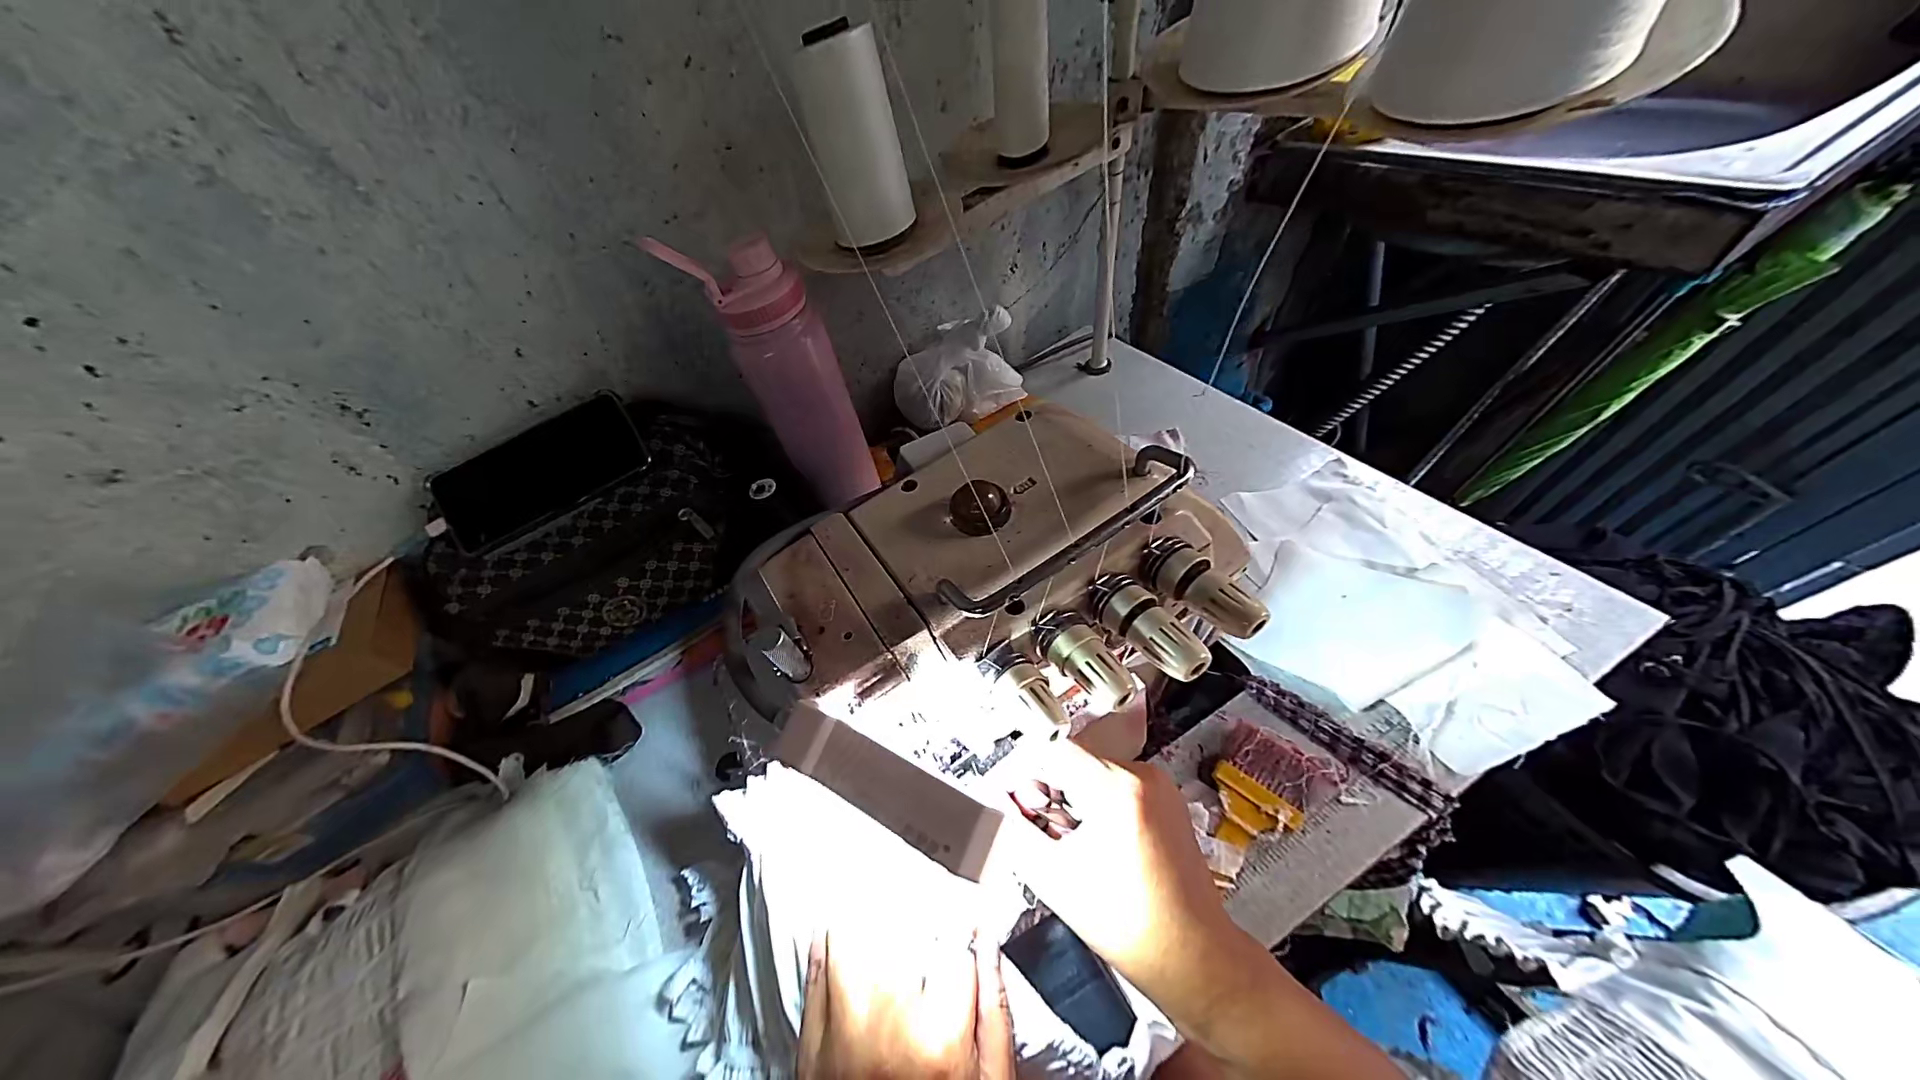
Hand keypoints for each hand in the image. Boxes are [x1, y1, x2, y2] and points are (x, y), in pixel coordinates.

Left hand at [797, 927, 1014, 1079]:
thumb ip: (995, 1008)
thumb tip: (987, 941)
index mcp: (938, 1038)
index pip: (954, 949)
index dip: (962, 939)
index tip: (961, 935)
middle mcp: (884, 1028)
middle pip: (898, 934)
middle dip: (913, 922)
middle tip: (920, 924)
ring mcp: (840, 1037)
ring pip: (851, 941)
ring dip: (868, 924)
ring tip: (881, 917)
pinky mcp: (810, 1050)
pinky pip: (815, 975)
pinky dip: (828, 947)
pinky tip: (840, 935)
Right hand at [1000, 741, 1400, 1079]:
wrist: (1190, 954)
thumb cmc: (1135, 927)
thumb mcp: (1053, 876)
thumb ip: (1015, 829)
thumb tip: (997, 801)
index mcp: (1119, 788)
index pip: (1055, 750)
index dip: (1023, 768)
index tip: (1009, 785)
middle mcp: (1145, 777)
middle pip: (1074, 759)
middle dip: (1046, 786)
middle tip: (1033, 818)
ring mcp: (1159, 786)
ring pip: (1093, 771)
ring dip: (1070, 794)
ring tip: (1064, 834)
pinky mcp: (1165, 799)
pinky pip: (1115, 784)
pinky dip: (1094, 803)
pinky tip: (1091, 839)